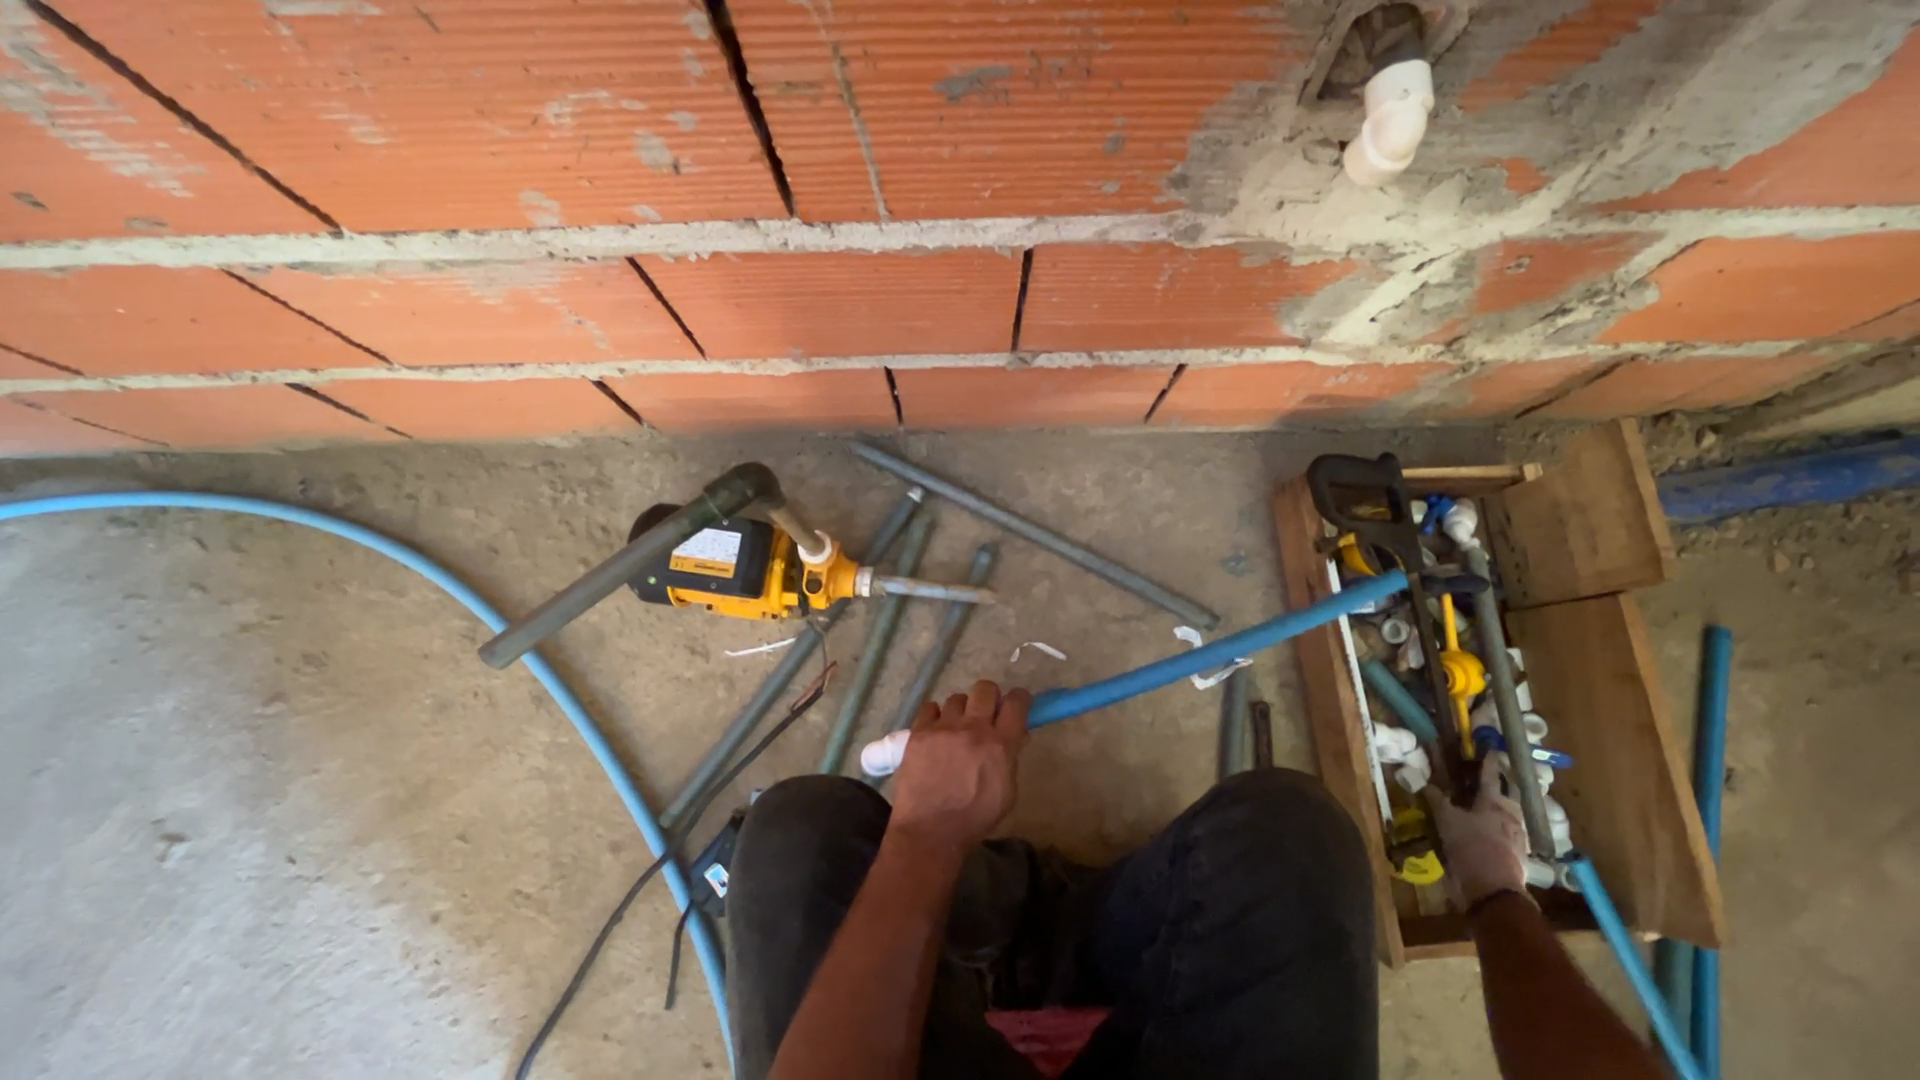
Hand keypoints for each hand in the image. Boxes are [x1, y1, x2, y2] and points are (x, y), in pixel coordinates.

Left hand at [889, 680, 1029, 854]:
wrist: (930, 831)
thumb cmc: (974, 818)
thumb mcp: (1007, 792)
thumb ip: (1011, 759)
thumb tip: (1015, 735)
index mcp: (1000, 744)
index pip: (1016, 703)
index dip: (1019, 699)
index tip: (1016, 704)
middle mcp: (973, 728)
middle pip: (985, 688)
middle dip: (989, 698)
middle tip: (985, 714)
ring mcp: (944, 728)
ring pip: (957, 698)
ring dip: (961, 711)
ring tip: (956, 730)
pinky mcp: (919, 732)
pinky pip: (930, 708)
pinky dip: (936, 717)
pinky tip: (936, 734)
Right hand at [1428, 756, 1529, 908]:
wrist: (1493, 888)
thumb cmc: (1470, 846)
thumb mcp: (1447, 820)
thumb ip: (1438, 801)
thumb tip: (1426, 784)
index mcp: (1494, 802)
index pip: (1490, 776)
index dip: (1488, 762)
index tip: (1490, 750)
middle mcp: (1510, 815)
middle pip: (1509, 794)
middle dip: (1502, 785)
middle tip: (1492, 779)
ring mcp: (1517, 836)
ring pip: (1511, 815)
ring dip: (1502, 808)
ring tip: (1489, 806)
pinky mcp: (1517, 854)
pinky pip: (1510, 834)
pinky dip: (1500, 829)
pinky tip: (1491, 833)